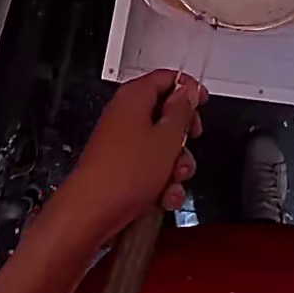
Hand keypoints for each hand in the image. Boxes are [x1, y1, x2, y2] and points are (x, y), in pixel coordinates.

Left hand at [43, 69, 204, 247]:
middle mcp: (126, 114)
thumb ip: (182, 111)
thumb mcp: (167, 139)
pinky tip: (164, 195)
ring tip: (173, 178)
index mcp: (134, 97)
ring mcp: (122, 140)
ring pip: (161, 143)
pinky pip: (150, 165)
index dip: (188, 88)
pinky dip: (161, 179)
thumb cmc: (121, 175)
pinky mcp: (121, 164)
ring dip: (175, 163)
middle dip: (183, 134)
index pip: (167, 78)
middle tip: (189, 142)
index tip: (202, 102)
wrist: (91, 213)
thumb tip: (189, 92)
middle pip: (166, 112)